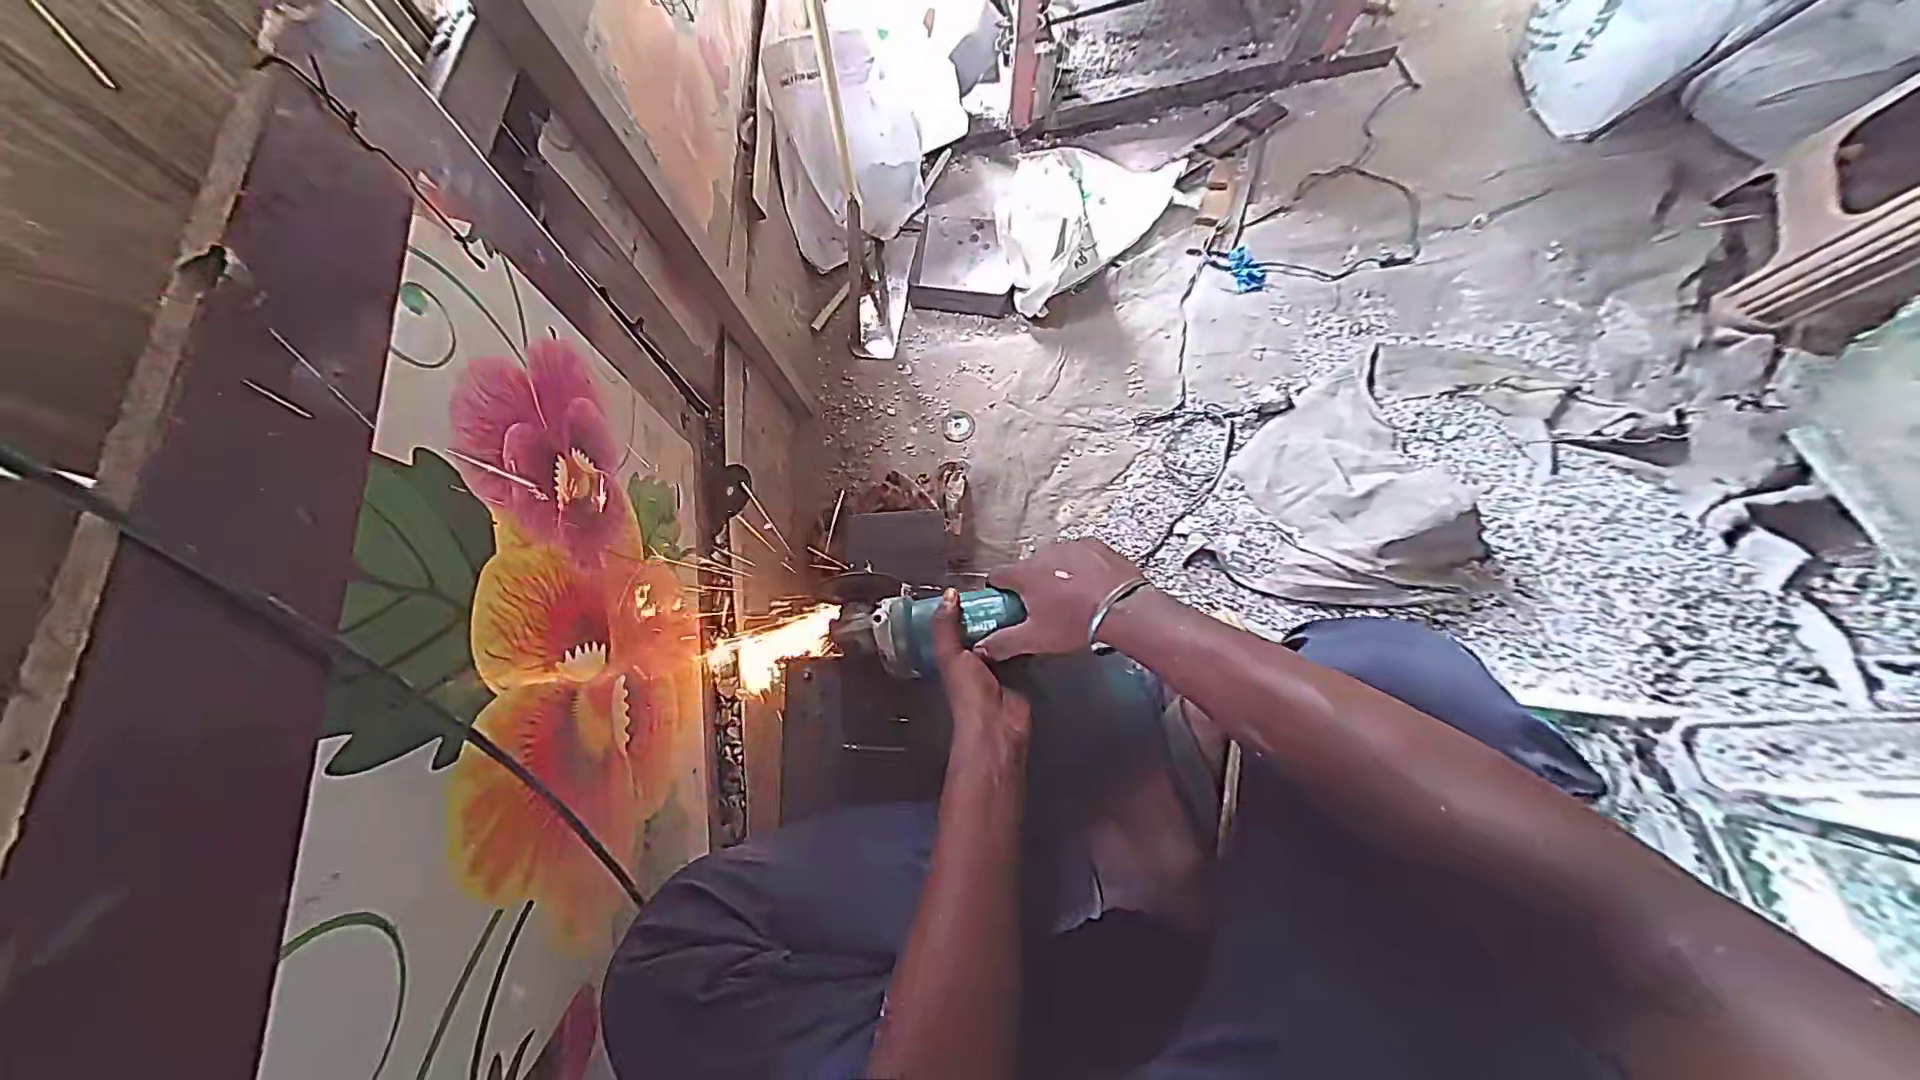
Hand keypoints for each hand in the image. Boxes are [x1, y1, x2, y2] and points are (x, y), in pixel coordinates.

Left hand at [931, 589, 1030, 746]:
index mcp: (954, 653)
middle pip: (985, 626)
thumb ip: (946, 626)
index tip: (981, 584)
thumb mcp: (950, 655)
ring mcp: (1000, 663)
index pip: (959, 622)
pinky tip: (1035, 618)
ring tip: (1022, 597)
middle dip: (993, 610)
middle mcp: (976, 656)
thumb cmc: (968, 693)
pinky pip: (1023, 646)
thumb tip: (948, 594)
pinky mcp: (1020, 668)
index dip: (967, 605)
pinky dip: (1027, 635)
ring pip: (1004, 634)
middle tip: (1007, 586)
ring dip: (1011, 621)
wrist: (998, 724)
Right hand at [976, 539, 1146, 660]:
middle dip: (1032, 584)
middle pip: (1028, 568)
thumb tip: (982, 647)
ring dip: (1057, 574)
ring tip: (1073, 599)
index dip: (1000, 591)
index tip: (1009, 603)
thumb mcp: (1036, 639)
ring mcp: (1071, 546)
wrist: (1124, 610)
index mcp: (1024, 573)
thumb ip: (1003, 642)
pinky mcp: (1094, 546)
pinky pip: (1079, 555)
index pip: (998, 575)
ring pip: (1054, 560)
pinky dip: (1080, 567)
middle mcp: (1044, 553)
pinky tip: (1090, 586)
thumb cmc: (1078, 623)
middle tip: (1046, 608)